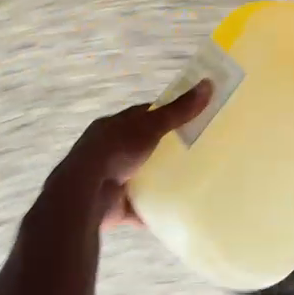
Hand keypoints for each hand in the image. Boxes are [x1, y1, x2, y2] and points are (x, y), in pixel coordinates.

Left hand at [53, 79, 210, 229]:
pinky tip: (174, 211)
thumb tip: (209, 84)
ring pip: (139, 176)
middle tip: (193, 151)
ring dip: (156, 179)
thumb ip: (178, 110)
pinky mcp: (115, 206)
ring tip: (188, 180)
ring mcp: (111, 179)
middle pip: (142, 146)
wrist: (85, 194)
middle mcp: (109, 151)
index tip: (189, 117)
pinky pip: (138, 208)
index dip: (164, 114)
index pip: (142, 116)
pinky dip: (152, 211)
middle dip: (163, 149)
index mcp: (113, 126)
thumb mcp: (150, 126)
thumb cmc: (115, 151)